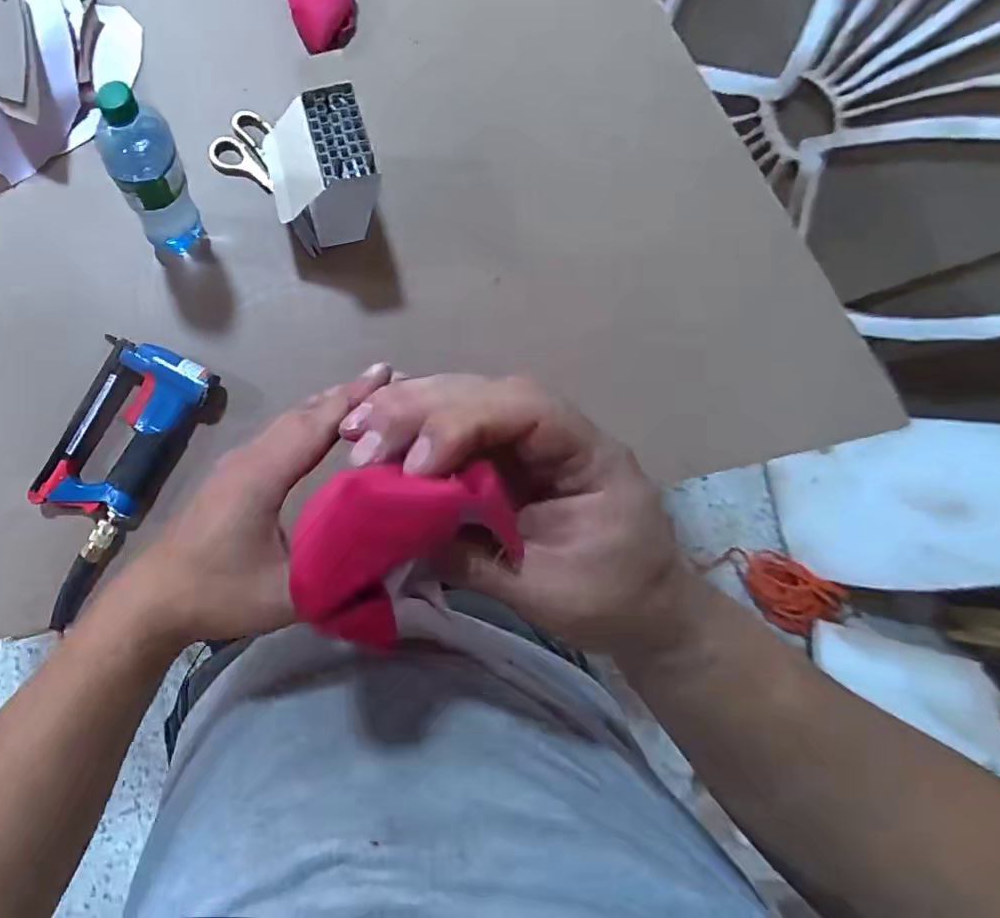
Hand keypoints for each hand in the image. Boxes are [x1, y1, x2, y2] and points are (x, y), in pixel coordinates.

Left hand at [100, 363, 396, 647]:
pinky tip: (319, 435)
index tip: (386, 373)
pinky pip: (275, 439)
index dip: (351, 399)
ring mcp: (234, 465)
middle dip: (343, 396)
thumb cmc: (219, 592)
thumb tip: (387, 547)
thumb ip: (339, 568)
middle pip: (299, 416)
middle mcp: (247, 459)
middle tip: (385, 381)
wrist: (156, 596)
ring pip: (285, 425)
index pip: (313, 426)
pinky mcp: (229, 477)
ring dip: (323, 409)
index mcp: (261, 475)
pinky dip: (305, 427)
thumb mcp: (288, 592)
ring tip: (363, 401)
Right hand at [339, 374, 697, 657]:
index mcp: (588, 454)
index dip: (464, 422)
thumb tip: (401, 532)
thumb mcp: (546, 593)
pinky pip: (446, 419)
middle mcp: (551, 430)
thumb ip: (476, 559)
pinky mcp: (494, 450)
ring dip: (401, 408)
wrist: (644, 608)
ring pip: (456, 395)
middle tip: (363, 444)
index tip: (417, 465)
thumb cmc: (610, 600)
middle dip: (417, 411)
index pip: (525, 408)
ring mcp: (519, 436)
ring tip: (355, 428)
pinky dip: (405, 420)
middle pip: (480, 391)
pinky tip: (370, 422)